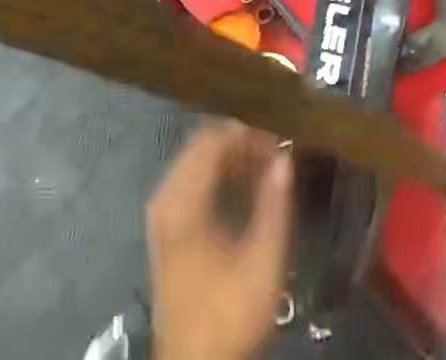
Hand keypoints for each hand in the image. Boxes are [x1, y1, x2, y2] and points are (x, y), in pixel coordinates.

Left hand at [147, 121, 292, 359]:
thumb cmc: (228, 312)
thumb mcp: (263, 261)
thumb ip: (274, 204)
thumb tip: (284, 158)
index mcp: (183, 201)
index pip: (212, 141)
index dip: (246, 133)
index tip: (279, 139)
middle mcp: (165, 198)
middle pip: (200, 146)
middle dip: (239, 142)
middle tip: (274, 152)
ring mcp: (161, 212)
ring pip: (194, 161)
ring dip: (229, 158)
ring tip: (265, 166)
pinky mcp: (165, 226)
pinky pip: (189, 179)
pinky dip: (215, 174)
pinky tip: (243, 185)